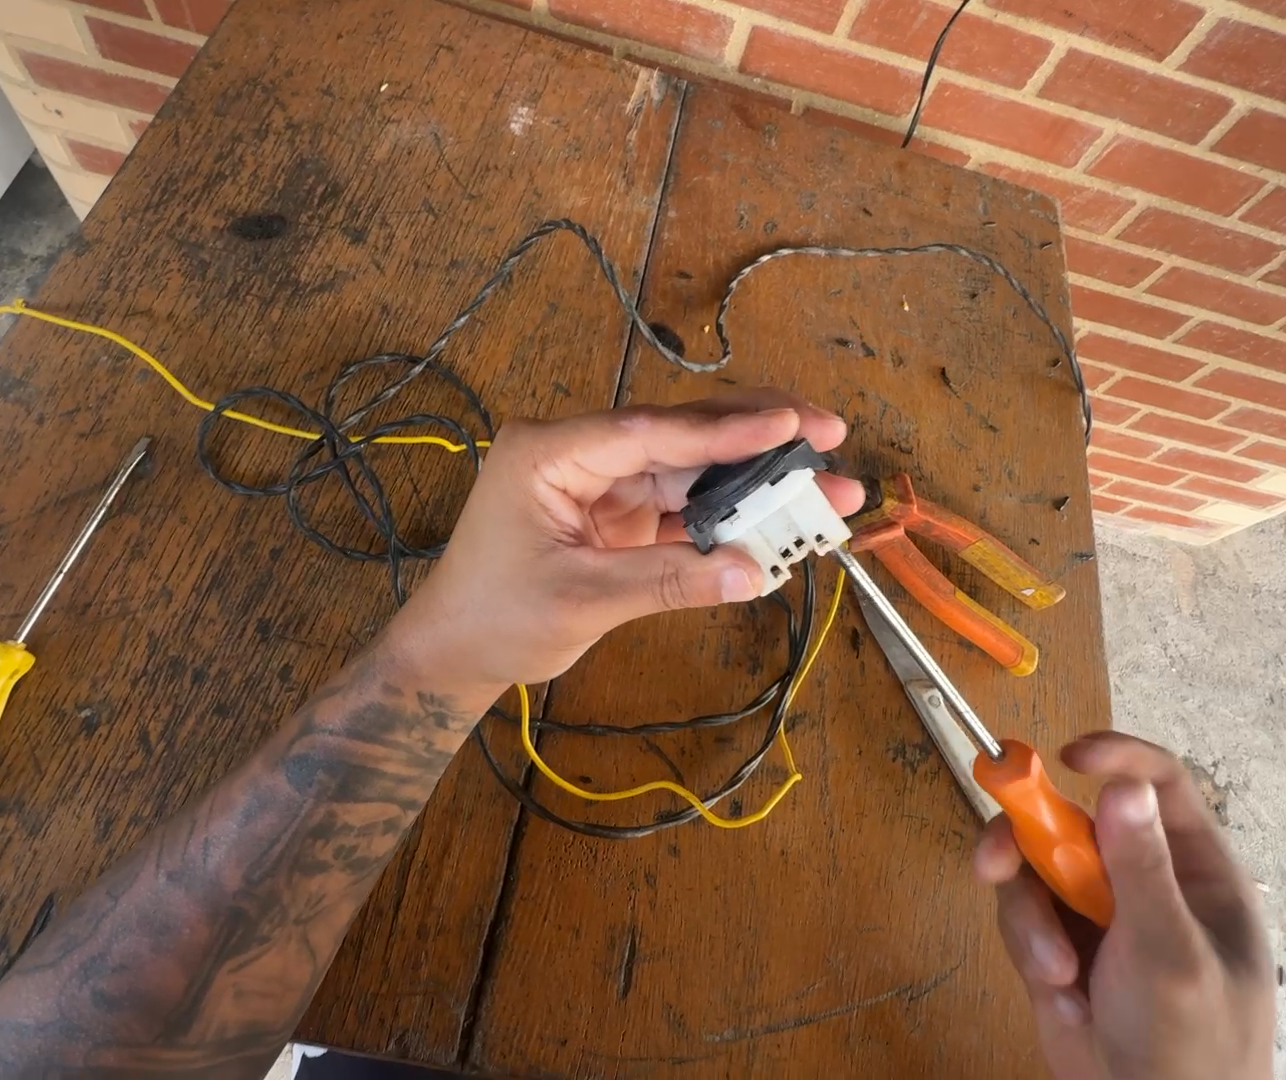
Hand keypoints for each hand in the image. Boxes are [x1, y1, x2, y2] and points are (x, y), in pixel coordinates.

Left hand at [383, 390, 863, 692]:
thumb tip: (755, 573)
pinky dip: (725, 518)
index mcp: (550, 452)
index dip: (724, 430)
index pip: (649, 431)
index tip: (792, 422)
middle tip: (828, 434)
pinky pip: (681, 509)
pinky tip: (775, 520)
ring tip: (821, 485)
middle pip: (678, 436)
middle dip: (754, 439)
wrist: (457, 651)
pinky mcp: (618, 516)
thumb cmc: (496, 619)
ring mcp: (603, 485)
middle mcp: (581, 455)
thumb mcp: (581, 600)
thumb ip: (667, 581)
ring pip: (689, 470)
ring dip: (751, 482)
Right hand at [975, 733, 1273, 1079]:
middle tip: (995, 863)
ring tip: (1050, 967)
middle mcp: (1137, 876)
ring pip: (1030, 862)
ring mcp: (1092, 905)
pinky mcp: (1052, 931)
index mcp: (1192, 872)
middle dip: (1027, 842)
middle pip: (1067, 817)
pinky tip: (1055, 985)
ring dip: (1028, 915)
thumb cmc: (1189, 1046)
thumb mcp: (1169, 955)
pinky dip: (1025, 941)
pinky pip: (1018, 907)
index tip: (1065, 756)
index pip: (1158, 784)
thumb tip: (1124, 785)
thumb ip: (1143, 870)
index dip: (1115, 757)